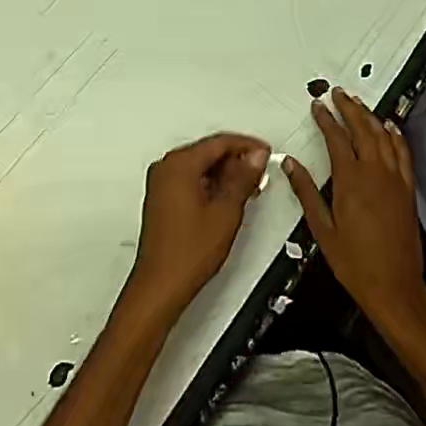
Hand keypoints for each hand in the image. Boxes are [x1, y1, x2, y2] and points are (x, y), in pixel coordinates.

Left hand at [125, 132, 270, 319]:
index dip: (245, 145)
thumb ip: (243, 178)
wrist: (162, 283)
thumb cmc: (186, 253)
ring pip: (199, 165)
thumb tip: (254, 158)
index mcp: (179, 165)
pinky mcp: (162, 197)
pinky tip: (228, 197)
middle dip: (236, 159)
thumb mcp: (226, 211)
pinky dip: (210, 183)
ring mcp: (161, 183)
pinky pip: (190, 179)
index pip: (218, 142)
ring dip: (224, 172)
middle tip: (260, 169)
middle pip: (207, 151)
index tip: (264, 152)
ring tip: (249, 186)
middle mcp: (166, 168)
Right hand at [284, 89, 425, 327]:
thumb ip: (306, 192)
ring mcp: (396, 181)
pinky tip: (389, 126)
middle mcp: (376, 175)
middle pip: (362, 130)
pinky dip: (396, 136)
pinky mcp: (408, 191)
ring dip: (370, 116)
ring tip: (358, 103)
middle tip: (338, 93)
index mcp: (351, 182)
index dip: (326, 119)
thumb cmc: (354, 262)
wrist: (394, 287)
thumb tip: (290, 164)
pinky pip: (404, 154)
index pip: (337, 139)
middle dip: (349, 108)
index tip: (318, 106)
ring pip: (384, 137)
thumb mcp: (321, 228)